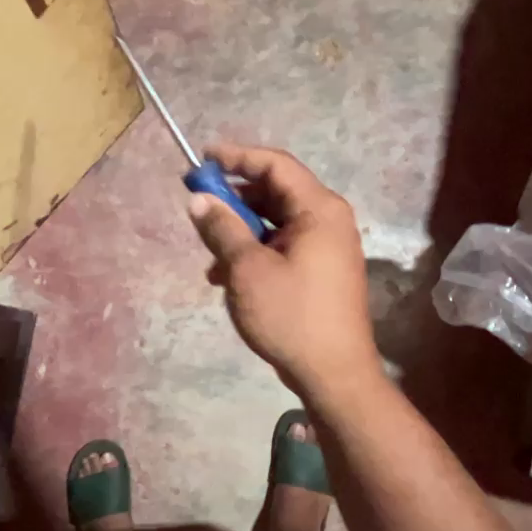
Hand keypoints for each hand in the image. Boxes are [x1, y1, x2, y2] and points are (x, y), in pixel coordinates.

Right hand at [188, 143, 381, 396]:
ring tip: (210, 255)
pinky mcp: (321, 272)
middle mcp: (328, 221)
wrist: (333, 372)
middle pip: (275, 192)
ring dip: (240, 232)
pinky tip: (226, 278)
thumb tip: (199, 200)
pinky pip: (282, 247)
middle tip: (199, 206)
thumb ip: (222, 228)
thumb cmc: (290, 315)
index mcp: (318, 209)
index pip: (275, 164)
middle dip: (234, 199)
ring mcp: (327, 248)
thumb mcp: (246, 269)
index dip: (237, 157)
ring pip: (275, 223)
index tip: (202, 160)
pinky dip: (254, 253)